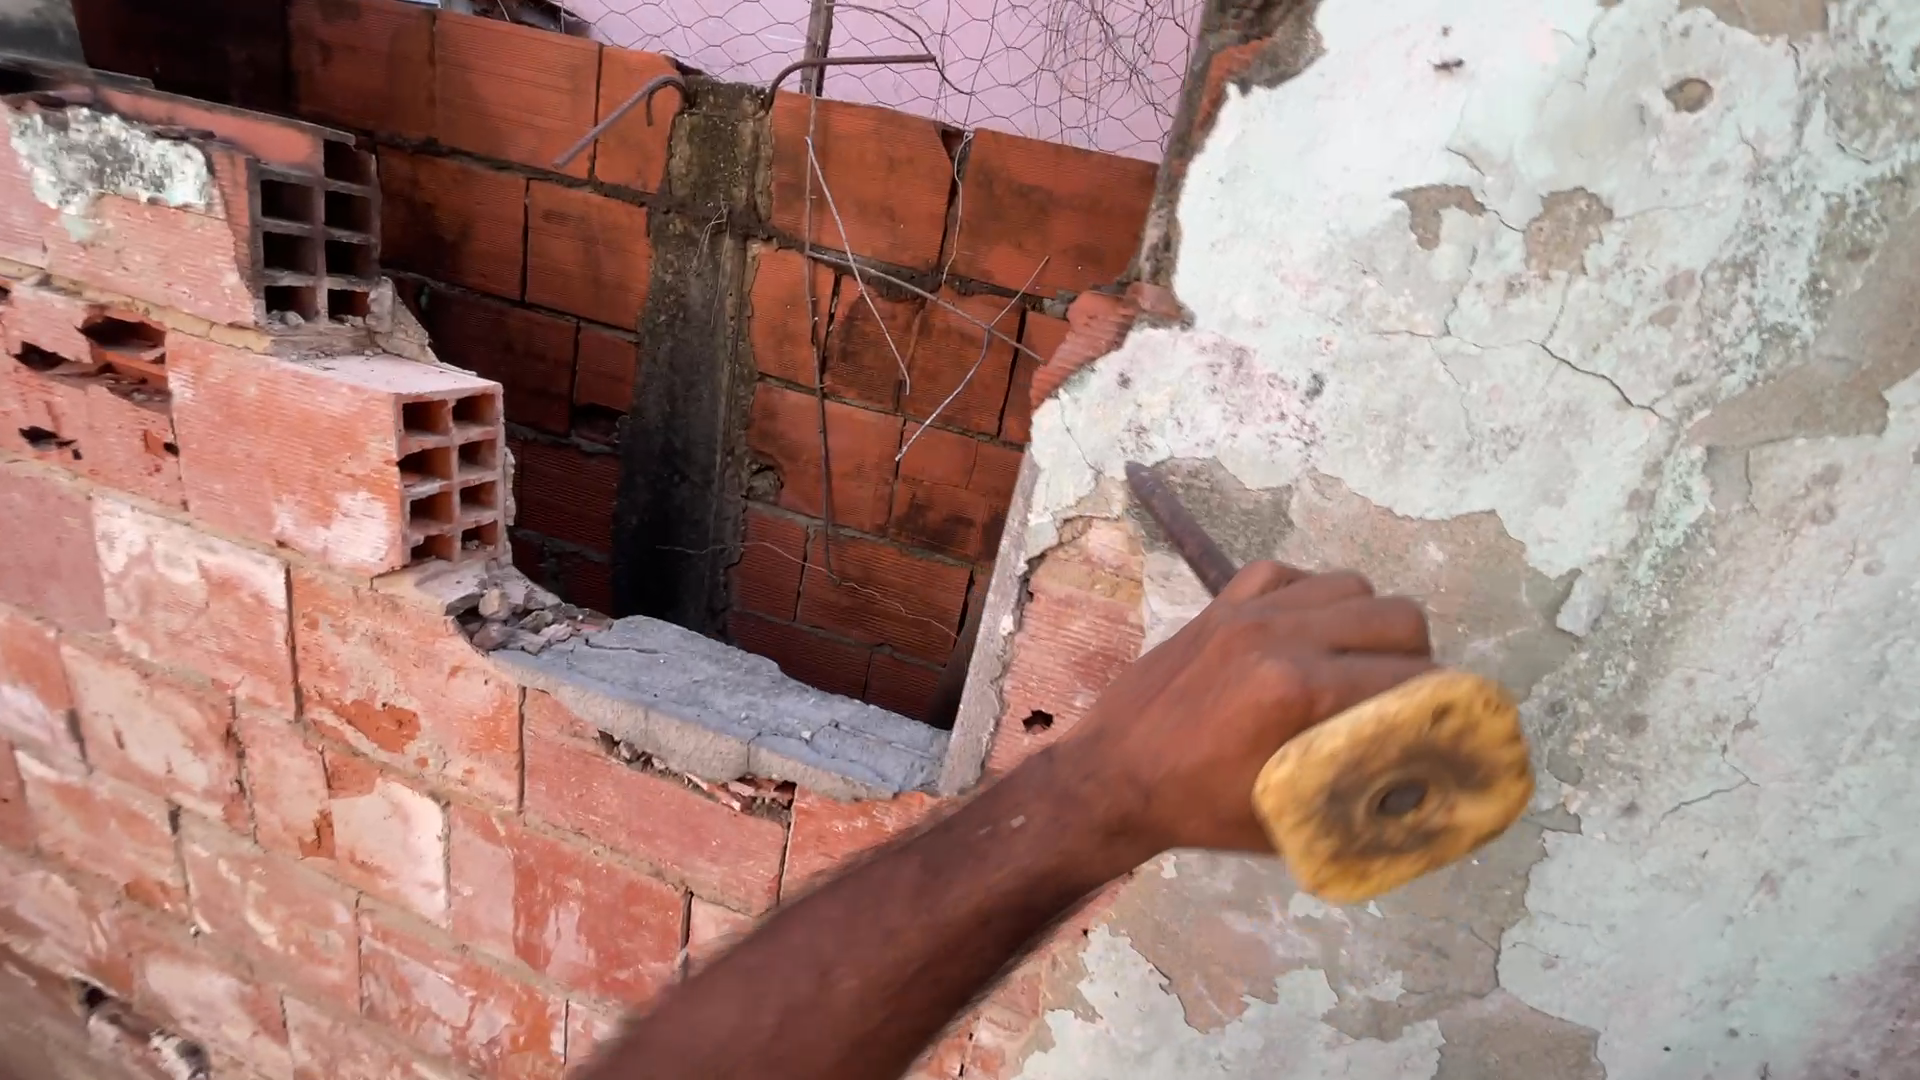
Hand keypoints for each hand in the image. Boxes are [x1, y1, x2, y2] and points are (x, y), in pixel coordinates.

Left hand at [1053, 561, 1434, 855]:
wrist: (1109, 772)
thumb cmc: (1195, 807)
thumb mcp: (1288, 815)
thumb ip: (1360, 787)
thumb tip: (1429, 781)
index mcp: (1295, 690)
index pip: (1411, 679)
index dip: (1446, 703)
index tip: (1449, 721)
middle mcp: (1275, 634)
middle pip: (1394, 615)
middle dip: (1415, 656)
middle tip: (1400, 694)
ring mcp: (1241, 611)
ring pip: (1346, 584)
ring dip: (1365, 620)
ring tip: (1354, 659)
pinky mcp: (1214, 604)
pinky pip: (1283, 572)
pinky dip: (1307, 593)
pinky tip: (1303, 626)